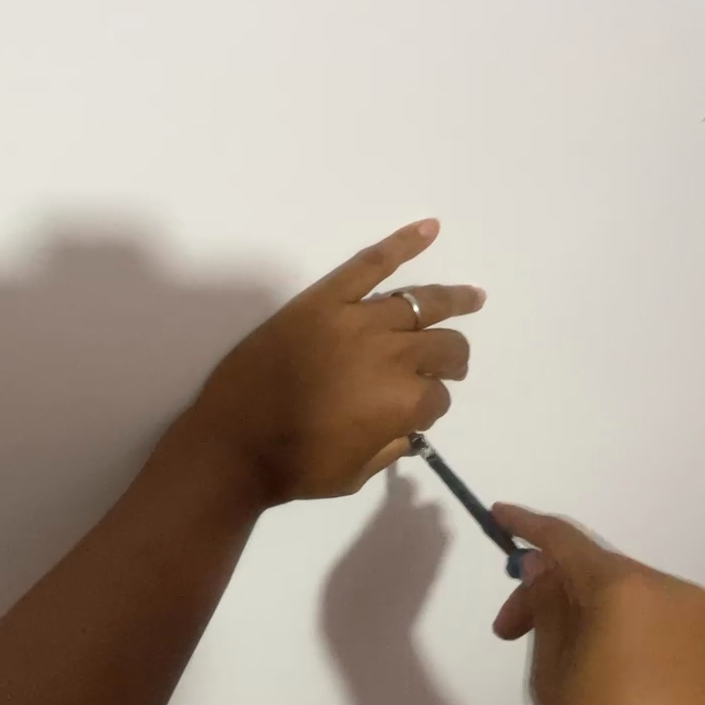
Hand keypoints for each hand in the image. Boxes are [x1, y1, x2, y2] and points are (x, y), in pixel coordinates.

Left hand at [171, 220, 483, 503]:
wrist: (232, 445)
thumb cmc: (294, 468)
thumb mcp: (355, 475)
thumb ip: (389, 448)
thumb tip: (408, 429)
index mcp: (403, 402)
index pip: (437, 398)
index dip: (430, 408)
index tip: (416, 413)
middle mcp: (391, 354)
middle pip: (441, 346)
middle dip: (450, 360)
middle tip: (449, 365)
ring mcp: (355, 320)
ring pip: (418, 303)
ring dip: (451, 301)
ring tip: (473, 299)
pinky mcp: (322, 301)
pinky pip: (368, 264)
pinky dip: (402, 244)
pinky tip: (430, 229)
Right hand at [490, 504, 704, 704]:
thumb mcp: (553, 676)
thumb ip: (546, 612)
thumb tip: (542, 569)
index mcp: (625, 589)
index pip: (564, 539)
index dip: (525, 525)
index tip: (496, 515)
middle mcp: (670, 591)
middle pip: (594, 569)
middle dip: (546, 589)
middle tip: (509, 634)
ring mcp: (701, 623)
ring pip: (622, 596)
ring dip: (579, 613)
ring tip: (552, 664)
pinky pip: (650, 622)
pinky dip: (612, 630)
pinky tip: (598, 677)